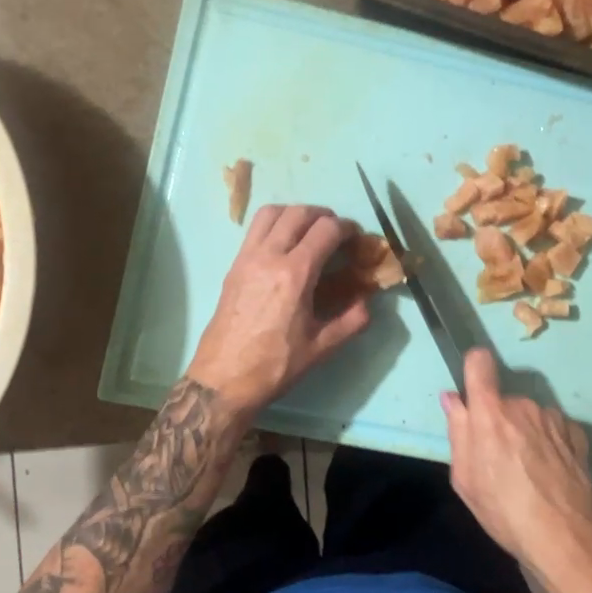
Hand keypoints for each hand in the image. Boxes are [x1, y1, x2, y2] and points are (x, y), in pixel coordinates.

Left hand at [187, 204, 372, 415]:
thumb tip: (368, 302)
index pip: (326, 229)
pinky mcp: (233, 267)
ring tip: (308, 232)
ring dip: (294, 214)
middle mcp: (269, 256)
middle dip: (323, 215)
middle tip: (336, 232)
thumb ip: (351, 320)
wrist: (223, 379)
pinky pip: (254, 230)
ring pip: (271, 213)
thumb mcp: (321, 347)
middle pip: (299, 212)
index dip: (347, 228)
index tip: (356, 239)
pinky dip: (274, 225)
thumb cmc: (275, 365)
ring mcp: (247, 258)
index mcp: (295, 274)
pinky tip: (284, 248)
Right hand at [442, 348, 591, 570]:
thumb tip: (452, 399)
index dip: (474, 369)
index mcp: (490, 413)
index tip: (473, 387)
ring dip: (526, 432)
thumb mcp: (465, 478)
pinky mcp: (577, 434)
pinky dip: (550, 443)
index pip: (479, 362)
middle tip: (499, 459)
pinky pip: (554, 429)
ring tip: (528, 471)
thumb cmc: (503, 510)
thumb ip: (458, 432)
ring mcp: (554, 419)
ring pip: (530, 415)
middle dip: (499, 421)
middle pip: (504, 400)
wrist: (564, 537)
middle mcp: (523, 405)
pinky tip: (550, 473)